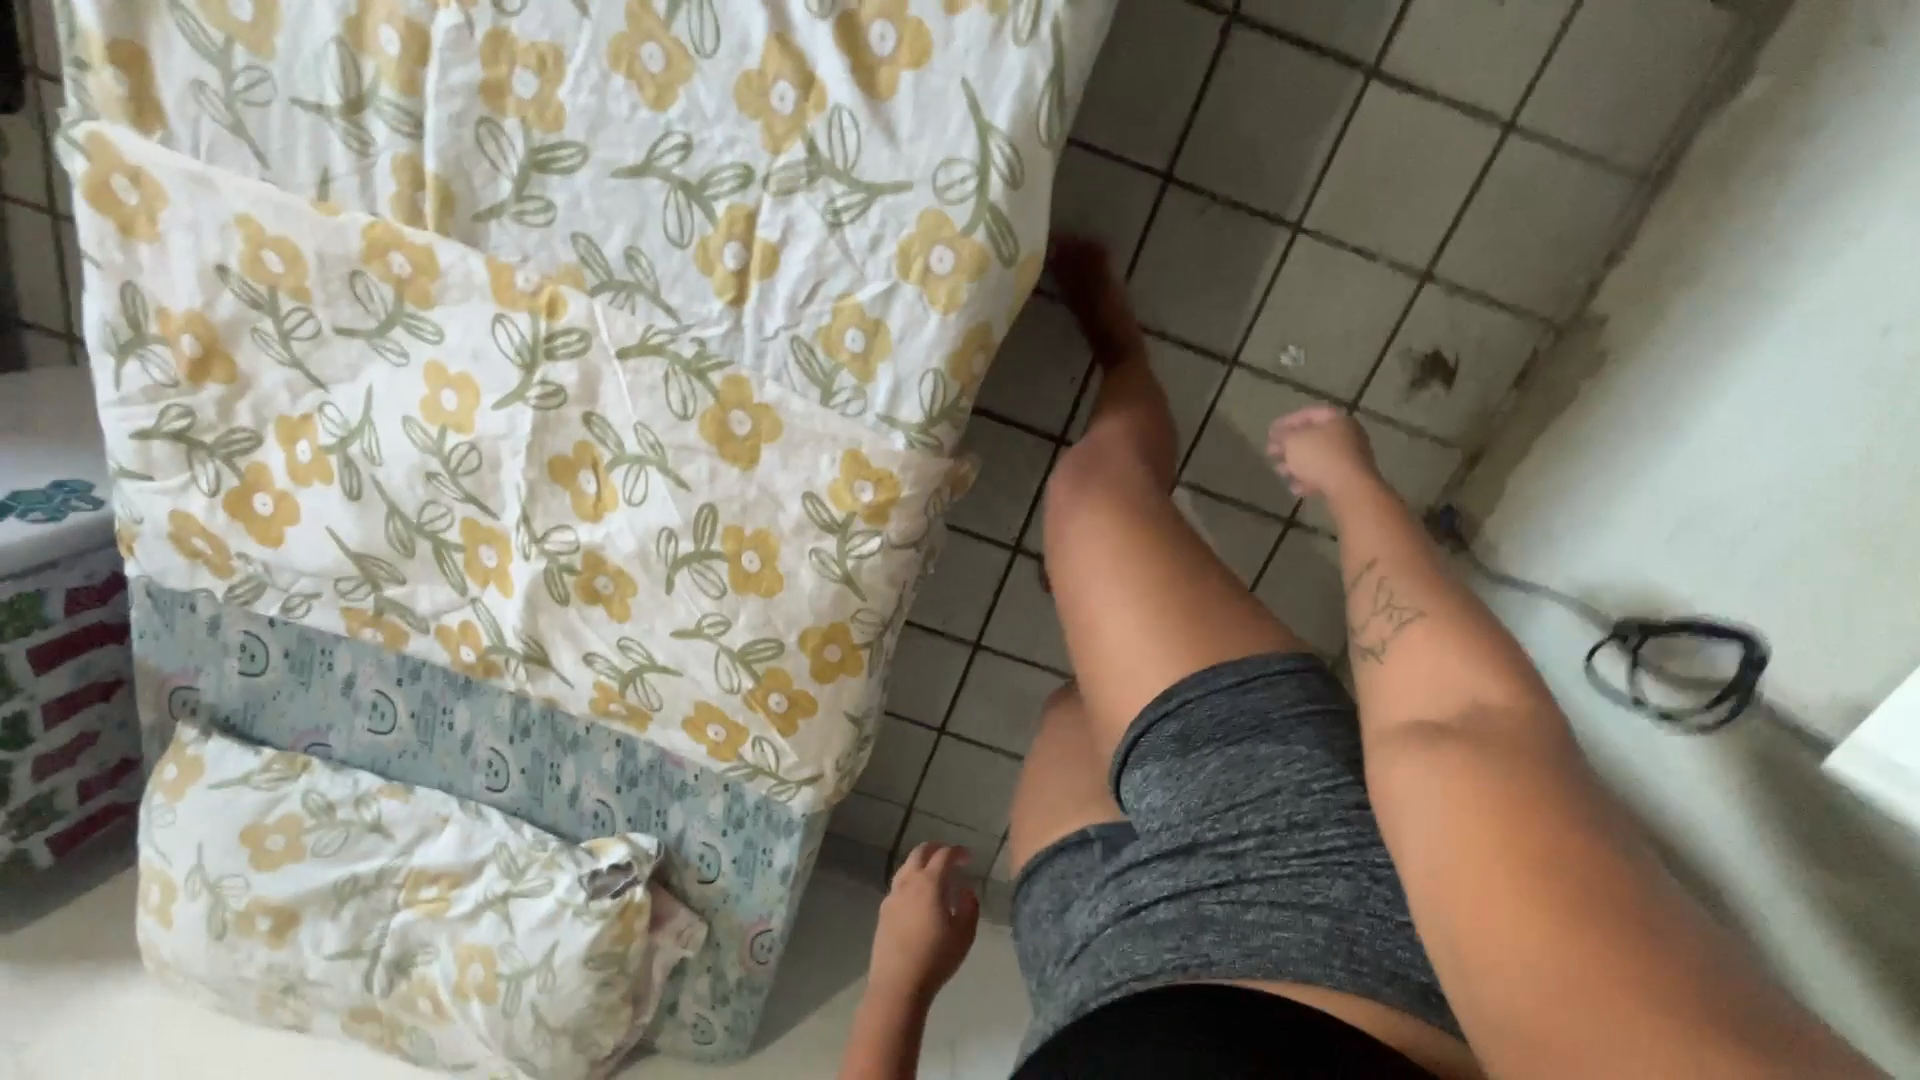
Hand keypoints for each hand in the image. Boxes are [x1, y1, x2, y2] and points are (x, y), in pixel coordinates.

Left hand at [868, 843, 979, 1003]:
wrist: (898, 984)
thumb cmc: (936, 958)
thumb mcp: (964, 934)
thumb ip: (969, 906)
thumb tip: (965, 890)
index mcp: (929, 883)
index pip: (944, 855)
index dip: (958, 852)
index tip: (969, 857)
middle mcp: (908, 883)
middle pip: (920, 853)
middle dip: (936, 849)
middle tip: (950, 856)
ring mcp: (892, 896)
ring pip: (906, 867)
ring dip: (921, 863)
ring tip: (934, 875)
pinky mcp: (883, 912)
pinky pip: (898, 885)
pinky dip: (911, 880)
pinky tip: (918, 897)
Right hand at [1267, 405, 1381, 499]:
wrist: (1350, 488)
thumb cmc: (1320, 456)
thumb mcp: (1293, 441)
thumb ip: (1282, 435)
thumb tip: (1277, 434)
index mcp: (1337, 419)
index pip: (1309, 413)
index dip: (1287, 421)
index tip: (1270, 432)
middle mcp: (1348, 435)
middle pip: (1313, 437)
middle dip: (1290, 446)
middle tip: (1271, 453)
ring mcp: (1351, 457)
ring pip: (1318, 457)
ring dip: (1297, 464)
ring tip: (1280, 472)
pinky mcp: (1350, 478)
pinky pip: (1325, 474)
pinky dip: (1309, 479)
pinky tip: (1295, 487)